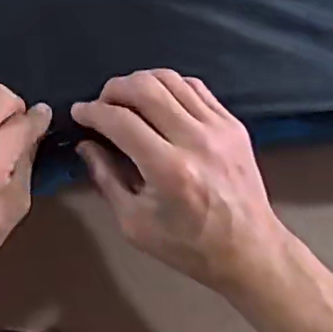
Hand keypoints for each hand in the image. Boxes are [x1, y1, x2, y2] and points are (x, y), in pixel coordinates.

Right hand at [72, 70, 293, 298]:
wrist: (252, 252)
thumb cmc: (189, 245)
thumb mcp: (135, 224)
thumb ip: (106, 178)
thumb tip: (85, 143)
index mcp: (169, 170)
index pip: (120, 120)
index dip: (92, 111)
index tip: (79, 113)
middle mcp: (195, 140)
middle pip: (144, 88)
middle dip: (113, 89)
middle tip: (101, 104)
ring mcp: (218, 128)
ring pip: (168, 79)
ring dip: (139, 82)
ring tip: (127, 99)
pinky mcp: (232, 123)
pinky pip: (194, 86)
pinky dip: (168, 85)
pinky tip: (159, 101)